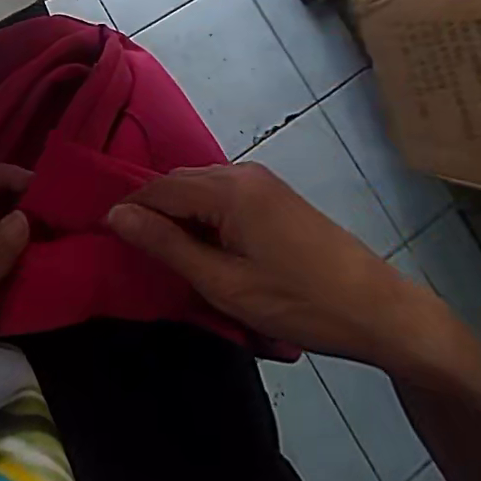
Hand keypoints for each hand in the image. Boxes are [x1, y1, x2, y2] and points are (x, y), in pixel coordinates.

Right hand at [106, 163, 450, 372]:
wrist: (377, 308)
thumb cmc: (297, 301)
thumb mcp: (224, 283)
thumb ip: (167, 245)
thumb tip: (116, 214)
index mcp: (228, 188)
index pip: (160, 187)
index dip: (129, 210)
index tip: (104, 238)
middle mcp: (243, 172)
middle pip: (179, 182)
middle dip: (154, 213)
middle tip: (137, 256)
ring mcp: (263, 181)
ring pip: (201, 188)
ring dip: (179, 217)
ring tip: (169, 258)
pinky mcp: (275, 195)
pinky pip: (223, 195)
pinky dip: (204, 217)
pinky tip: (205, 248)